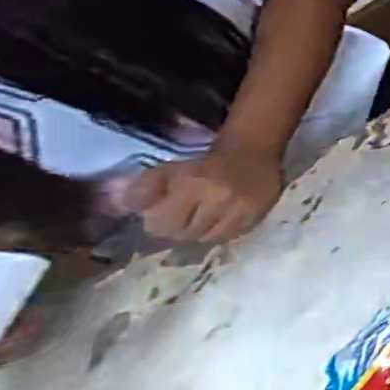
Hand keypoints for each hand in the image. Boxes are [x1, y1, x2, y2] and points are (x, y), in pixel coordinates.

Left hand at [127, 146, 285, 242]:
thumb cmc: (203, 163)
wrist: (252, 151)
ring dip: (203, 233)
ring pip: (212, 237)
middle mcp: (218, 198)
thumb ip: (142, 191)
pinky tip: (222, 222)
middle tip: (183, 221)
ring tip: (202, 222)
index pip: (164, 224)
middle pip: (188, 233)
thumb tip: (130, 211)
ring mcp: (242, 206)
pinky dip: (224, 231)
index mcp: (191, 185)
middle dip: (180, 230)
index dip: (159, 225)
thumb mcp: (166, 170)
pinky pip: (235, 233)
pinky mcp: (260, 211)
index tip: (162, 219)